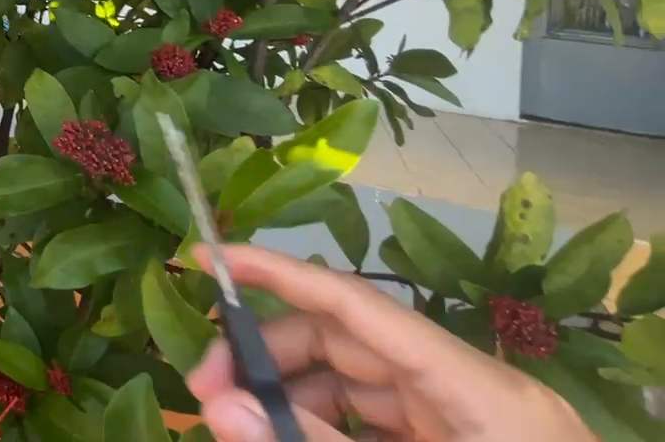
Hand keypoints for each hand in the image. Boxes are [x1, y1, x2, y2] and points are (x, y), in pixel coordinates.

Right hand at [187, 245, 592, 441]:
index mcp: (480, 388)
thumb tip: (217, 408)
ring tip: (238, 422)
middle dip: (265, 357)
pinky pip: (375, 422)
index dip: (273, 271)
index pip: (353, 300)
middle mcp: (470, 390)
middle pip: (340, 341)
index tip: (203, 260)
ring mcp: (468, 425)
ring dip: (287, 396)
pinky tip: (286, 438)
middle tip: (206, 388)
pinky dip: (323, 426)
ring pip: (350, 382)